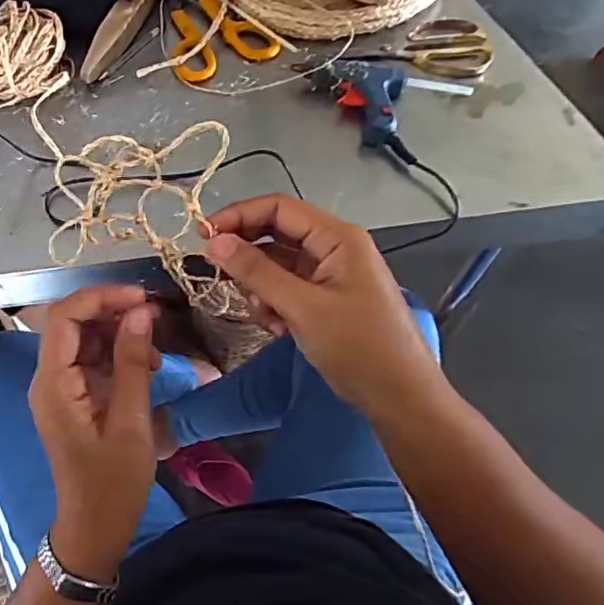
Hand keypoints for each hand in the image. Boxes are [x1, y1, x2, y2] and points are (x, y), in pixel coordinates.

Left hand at [28, 287, 159, 582]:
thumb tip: (140, 313)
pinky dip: (117, 355)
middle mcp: (48, 378)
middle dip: (112, 313)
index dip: (100, 297)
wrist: (95, 526)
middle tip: (153, 321)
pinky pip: (91, 360)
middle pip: (72, 323)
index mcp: (53, 383)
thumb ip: (132, 363)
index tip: (140, 298)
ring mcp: (58, 387)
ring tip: (154, 355)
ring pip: (84, 339)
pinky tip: (145, 368)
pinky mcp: (72, 396)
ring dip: (118, 335)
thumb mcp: (130, 421)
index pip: (64, 317)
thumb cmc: (113, 481)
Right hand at [203, 194, 444, 413]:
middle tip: (217, 274)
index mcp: (337, 237)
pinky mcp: (324, 299)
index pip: (278, 208)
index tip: (203, 236)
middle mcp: (333, 248)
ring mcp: (329, 274)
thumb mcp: (302, 307)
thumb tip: (214, 242)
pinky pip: (286, 288)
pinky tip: (278, 328)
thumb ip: (256, 271)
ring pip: (276, 264)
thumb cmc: (358, 346)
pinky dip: (274, 304)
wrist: (400, 396)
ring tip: (265, 316)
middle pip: (275, 234)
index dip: (238, 216)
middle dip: (246, 254)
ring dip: (260, 286)